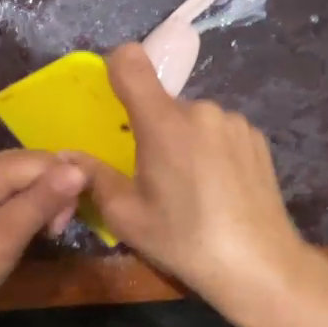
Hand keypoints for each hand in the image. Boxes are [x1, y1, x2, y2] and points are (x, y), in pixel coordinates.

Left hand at [0, 150, 86, 326]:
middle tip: (53, 233)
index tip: (63, 226)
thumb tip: (79, 168)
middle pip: (22, 165)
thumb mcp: (7, 236)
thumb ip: (42, 200)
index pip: (38, 159)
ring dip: (32, 201)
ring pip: (8, 180)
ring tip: (36, 235)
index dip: (63, 185)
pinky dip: (11, 208)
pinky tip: (12, 233)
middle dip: (49, 190)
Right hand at [66, 43, 317, 300]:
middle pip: (160, 101)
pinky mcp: (256, 138)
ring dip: (180, 139)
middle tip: (147, 172)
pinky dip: (207, 149)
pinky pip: (217, 131)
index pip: (131, 61)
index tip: (109, 97)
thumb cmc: (183, 239)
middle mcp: (200, 110)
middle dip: (148, 127)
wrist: (259, 265)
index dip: (114, 68)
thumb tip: (67, 156)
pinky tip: (214, 188)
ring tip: (185, 185)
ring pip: (190, 118)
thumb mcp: (124, 215)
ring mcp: (233, 122)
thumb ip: (92, 176)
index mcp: (163, 122)